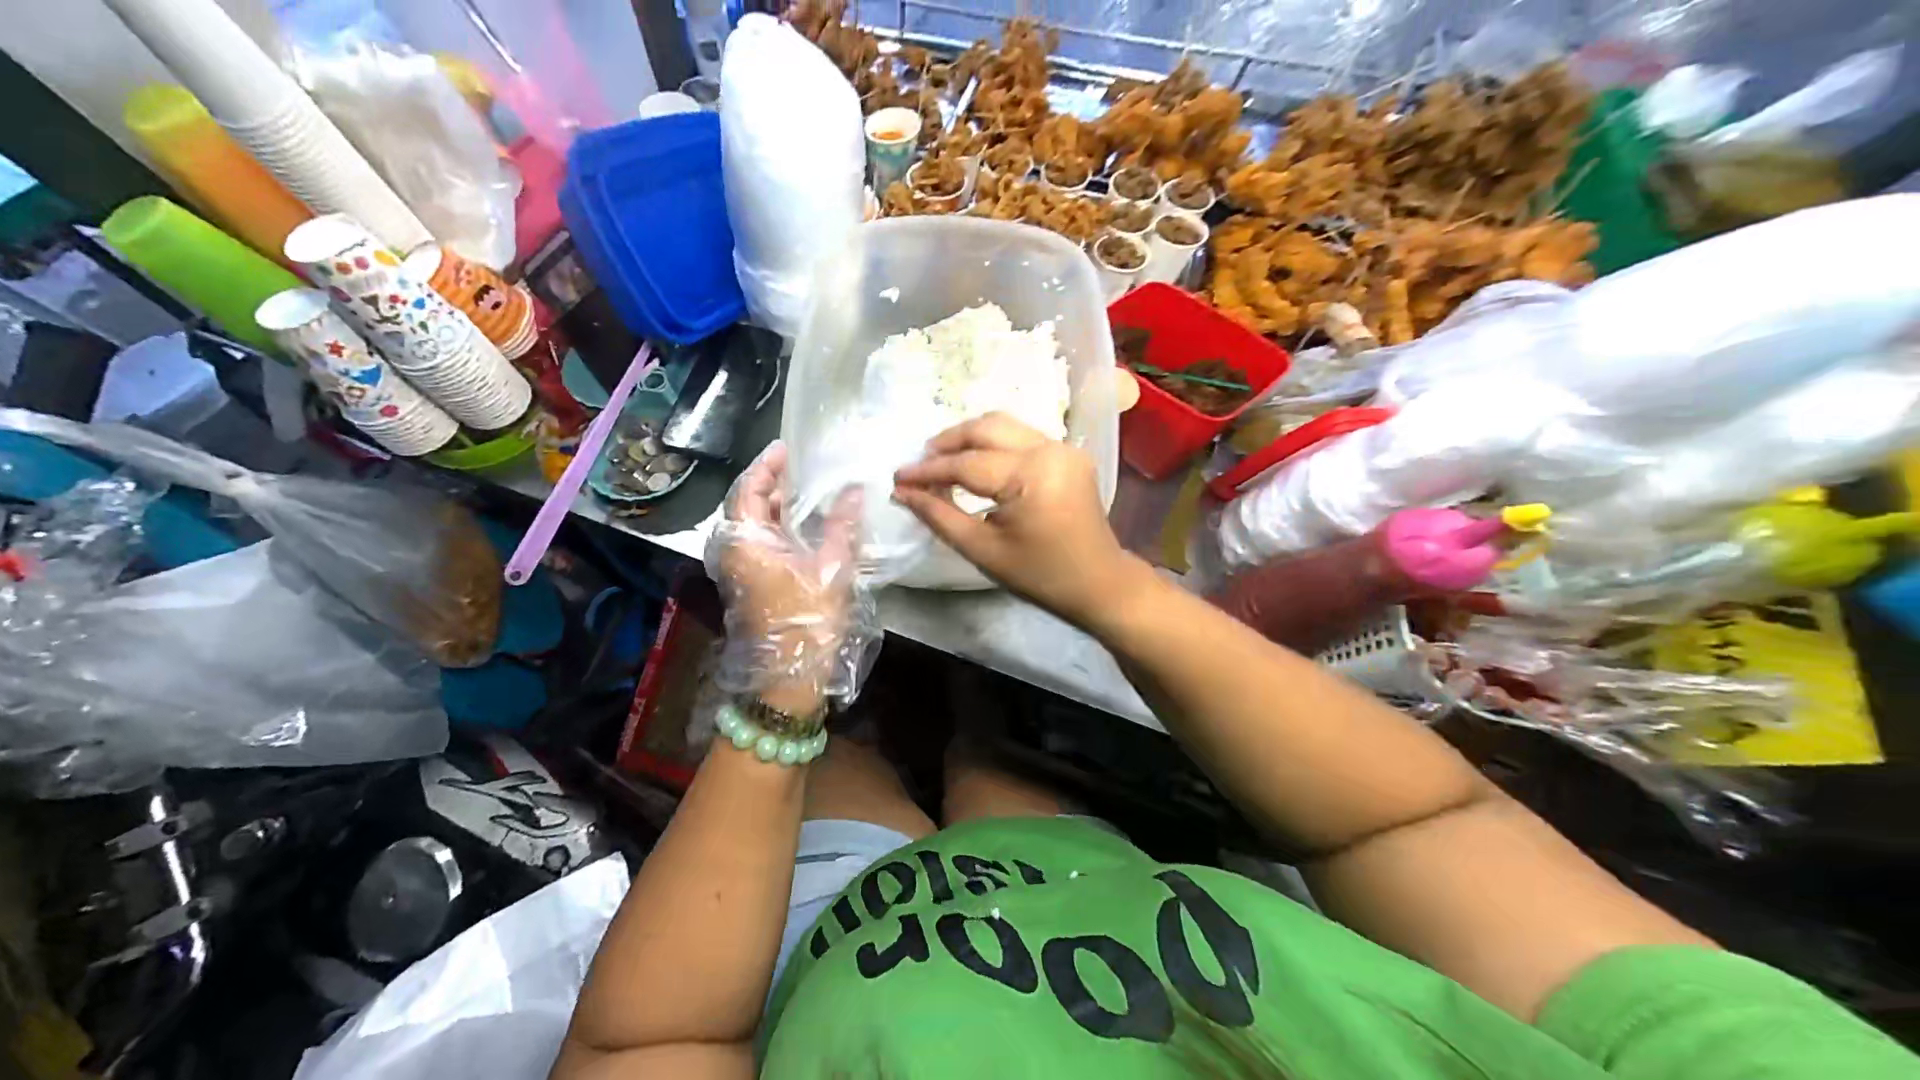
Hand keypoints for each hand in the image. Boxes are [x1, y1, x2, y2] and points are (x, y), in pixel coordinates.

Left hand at [708, 442, 863, 710]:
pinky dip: (781, 526)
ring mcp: (741, 568)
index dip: (766, 466)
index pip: (748, 489)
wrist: (787, 677)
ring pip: (755, 524)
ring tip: (810, 488)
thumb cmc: (806, 620)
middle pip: (748, 504)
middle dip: (774, 483)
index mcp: (744, 541)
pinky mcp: (752, 581)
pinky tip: (808, 522)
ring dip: (779, 505)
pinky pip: (762, 541)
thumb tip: (854, 491)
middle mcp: (734, 550)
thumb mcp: (831, 570)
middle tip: (803, 465)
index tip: (786, 448)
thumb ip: (841, 526)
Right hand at [892, 413, 1144, 626]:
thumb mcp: (982, 550)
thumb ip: (939, 516)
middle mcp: (1050, 449)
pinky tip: (975, 462)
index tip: (898, 477)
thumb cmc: (1040, 575)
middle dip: (948, 442)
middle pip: (987, 428)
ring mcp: (1063, 448)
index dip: (929, 471)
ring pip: (1005, 426)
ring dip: (970, 438)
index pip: (967, 463)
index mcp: (1031, 475)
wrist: (1099, 584)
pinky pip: (1022, 437)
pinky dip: (994, 444)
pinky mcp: (1069, 454)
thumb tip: (903, 492)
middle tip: (920, 463)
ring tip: (942, 460)